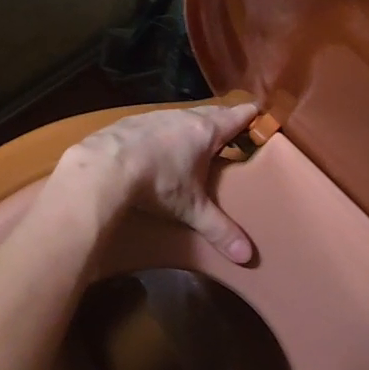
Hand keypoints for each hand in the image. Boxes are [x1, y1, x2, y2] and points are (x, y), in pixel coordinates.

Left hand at [52, 103, 259, 263]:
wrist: (104, 165)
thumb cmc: (157, 181)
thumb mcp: (191, 209)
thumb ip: (220, 230)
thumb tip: (246, 256)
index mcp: (205, 130)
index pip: (238, 115)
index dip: (252, 117)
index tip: (264, 120)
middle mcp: (183, 116)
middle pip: (212, 113)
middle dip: (224, 123)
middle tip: (235, 138)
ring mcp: (156, 115)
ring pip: (183, 116)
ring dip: (193, 127)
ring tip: (200, 144)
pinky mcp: (132, 121)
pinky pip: (158, 123)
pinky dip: (166, 133)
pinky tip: (160, 148)